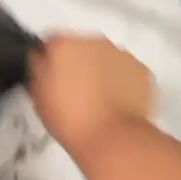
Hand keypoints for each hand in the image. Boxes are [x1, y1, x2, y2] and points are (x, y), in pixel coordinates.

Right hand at [27, 34, 154, 156]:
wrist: (112, 138)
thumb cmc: (68, 117)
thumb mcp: (38, 94)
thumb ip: (37, 68)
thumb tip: (41, 59)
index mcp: (63, 44)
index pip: (50, 41)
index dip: (48, 59)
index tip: (48, 77)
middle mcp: (93, 41)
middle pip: (80, 46)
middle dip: (76, 62)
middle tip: (72, 89)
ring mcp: (122, 54)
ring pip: (105, 57)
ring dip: (99, 69)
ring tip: (97, 98)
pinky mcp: (143, 70)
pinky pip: (126, 70)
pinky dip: (121, 80)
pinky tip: (115, 102)